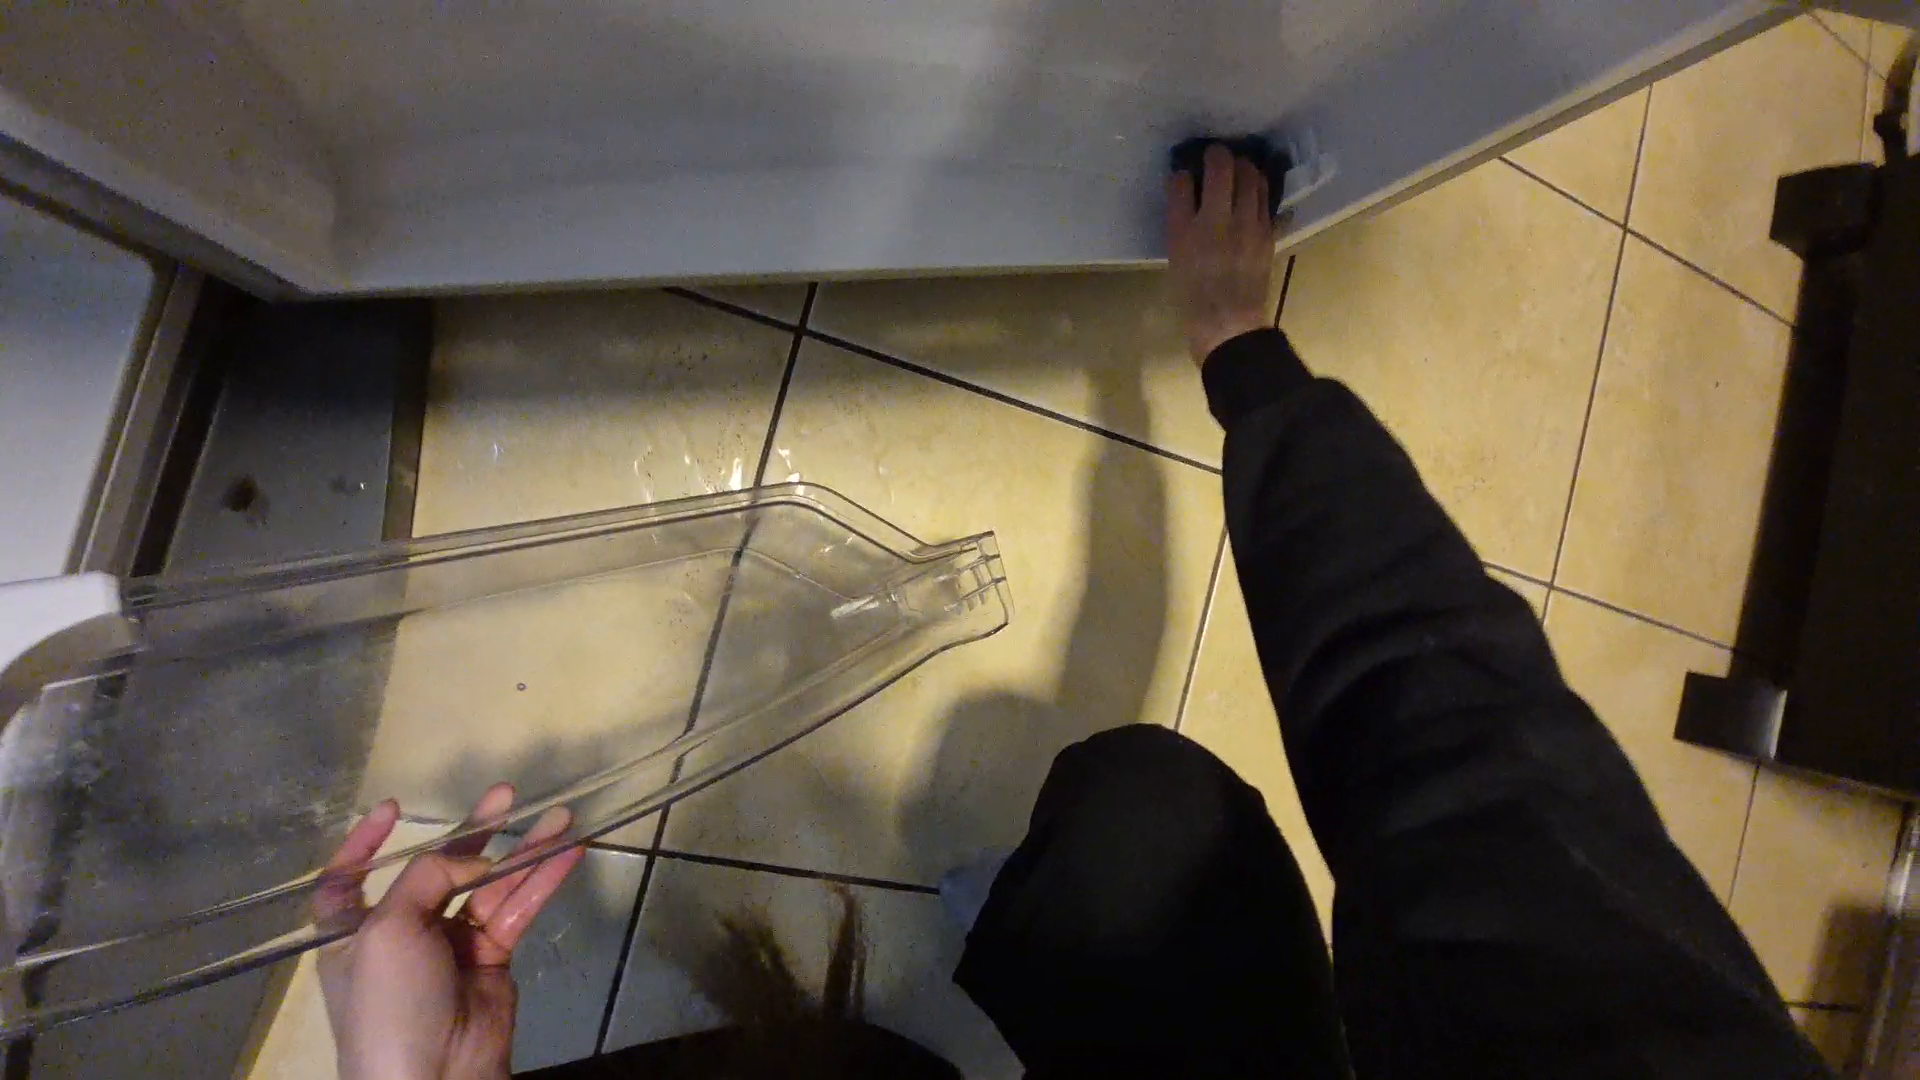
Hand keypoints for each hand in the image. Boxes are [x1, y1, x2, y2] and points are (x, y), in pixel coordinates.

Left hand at [314, 784, 585, 1079]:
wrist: (435, 1074)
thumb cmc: (390, 1002)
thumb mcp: (388, 932)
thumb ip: (428, 877)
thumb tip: (473, 861)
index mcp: (357, 932)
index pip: (348, 881)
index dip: (364, 845)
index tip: (393, 809)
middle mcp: (404, 931)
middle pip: (440, 870)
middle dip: (474, 831)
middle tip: (506, 794)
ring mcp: (453, 942)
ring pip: (493, 883)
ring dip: (527, 850)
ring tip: (561, 817)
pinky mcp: (495, 952)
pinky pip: (520, 905)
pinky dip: (546, 879)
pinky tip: (570, 851)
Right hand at [1167, 144, 1277, 366]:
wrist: (1228, 325)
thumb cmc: (1193, 296)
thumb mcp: (1176, 256)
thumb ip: (1180, 216)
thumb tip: (1185, 182)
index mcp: (1194, 226)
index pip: (1189, 179)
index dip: (1191, 165)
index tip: (1190, 165)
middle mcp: (1224, 218)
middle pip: (1228, 167)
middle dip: (1221, 156)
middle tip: (1216, 159)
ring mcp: (1252, 224)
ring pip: (1254, 177)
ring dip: (1245, 168)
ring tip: (1238, 172)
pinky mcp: (1270, 234)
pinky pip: (1269, 202)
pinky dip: (1261, 193)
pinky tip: (1255, 198)